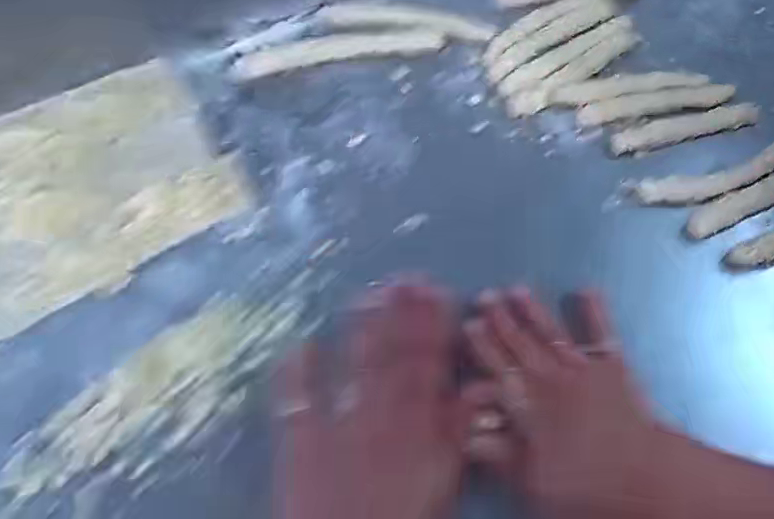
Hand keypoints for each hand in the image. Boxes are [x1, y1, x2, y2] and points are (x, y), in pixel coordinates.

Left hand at [275, 279, 469, 518]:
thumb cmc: (406, 518)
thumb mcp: (446, 477)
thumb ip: (460, 430)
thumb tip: (477, 384)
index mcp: (420, 422)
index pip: (431, 361)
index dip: (435, 323)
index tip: (439, 290)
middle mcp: (383, 415)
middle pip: (395, 355)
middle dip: (402, 314)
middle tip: (405, 278)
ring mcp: (341, 428)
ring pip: (356, 368)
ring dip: (362, 329)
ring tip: (368, 293)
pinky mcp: (302, 448)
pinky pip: (296, 407)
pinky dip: (296, 375)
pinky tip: (299, 344)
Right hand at [462, 288, 681, 518]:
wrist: (640, 475)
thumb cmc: (583, 485)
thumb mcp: (532, 480)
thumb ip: (499, 452)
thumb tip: (467, 431)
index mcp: (532, 406)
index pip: (500, 371)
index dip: (484, 348)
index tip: (469, 323)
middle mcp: (554, 378)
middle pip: (523, 346)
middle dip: (501, 320)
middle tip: (485, 295)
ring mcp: (585, 367)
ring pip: (553, 333)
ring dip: (534, 310)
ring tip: (518, 288)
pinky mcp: (614, 364)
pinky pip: (602, 333)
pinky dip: (595, 310)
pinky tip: (587, 289)